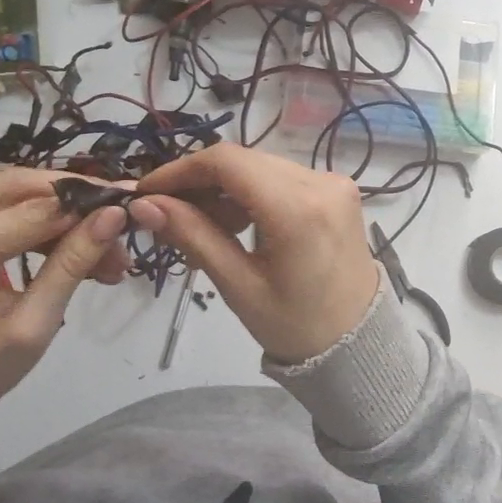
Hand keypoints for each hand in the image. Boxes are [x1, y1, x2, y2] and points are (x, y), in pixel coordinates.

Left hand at [0, 167, 130, 438]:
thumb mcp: (32, 328)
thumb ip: (70, 267)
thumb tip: (115, 217)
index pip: (21, 215)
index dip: (80, 207)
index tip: (130, 206)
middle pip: (11, 187)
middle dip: (73, 200)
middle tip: (121, 217)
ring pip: (6, 190)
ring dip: (61, 210)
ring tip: (104, 240)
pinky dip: (39, 217)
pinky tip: (72, 237)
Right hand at [131, 144, 378, 364]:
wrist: (357, 341)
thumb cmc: (295, 324)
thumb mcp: (238, 285)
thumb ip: (193, 236)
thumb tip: (144, 204)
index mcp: (299, 208)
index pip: (228, 161)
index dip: (181, 170)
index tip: (148, 192)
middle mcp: (321, 182)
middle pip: (244, 161)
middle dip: (200, 182)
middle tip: (168, 217)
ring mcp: (334, 183)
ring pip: (261, 167)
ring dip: (226, 189)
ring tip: (204, 230)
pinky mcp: (338, 190)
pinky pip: (283, 178)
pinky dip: (253, 193)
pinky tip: (236, 225)